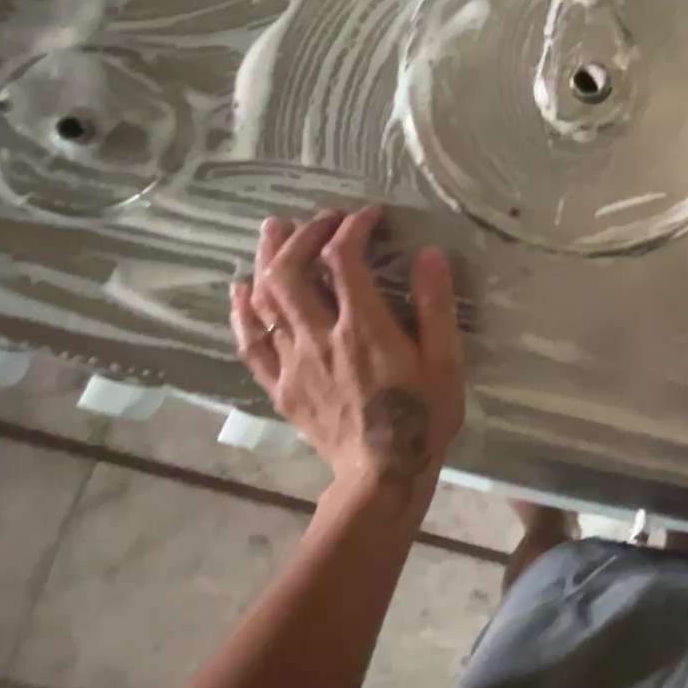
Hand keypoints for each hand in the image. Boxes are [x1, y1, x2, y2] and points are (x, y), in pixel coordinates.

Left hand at [229, 205, 465, 499]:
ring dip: (268, 258)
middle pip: (292, 272)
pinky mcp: (280, 385)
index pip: (345, 260)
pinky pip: (250, 343)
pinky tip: (240, 290)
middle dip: (303, 235)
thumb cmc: (425, 414)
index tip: (371, 215)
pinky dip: (241, 311)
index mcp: (364, 328)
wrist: (384, 472)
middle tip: (322, 218)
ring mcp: (294, 362)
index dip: (353, 228)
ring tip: (276, 231)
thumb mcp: (447, 360)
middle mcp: (320, 337)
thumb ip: (436, 306)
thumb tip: (428, 254)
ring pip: (264, 300)